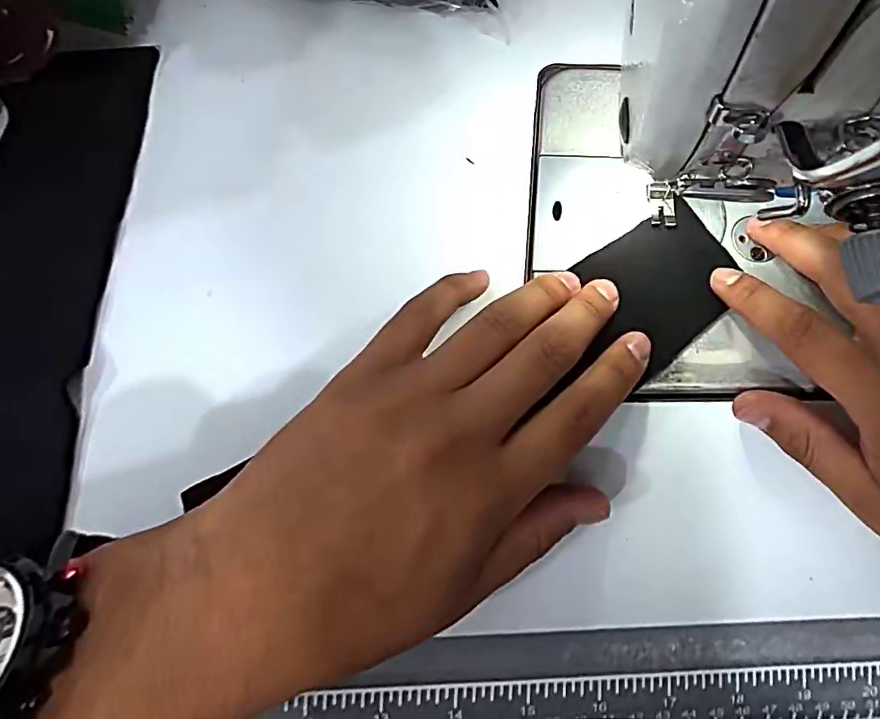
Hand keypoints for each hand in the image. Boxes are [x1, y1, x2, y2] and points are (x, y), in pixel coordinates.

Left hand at [48, 271, 648, 717]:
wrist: (247, 592)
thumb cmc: (355, 603)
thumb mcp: (462, 587)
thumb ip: (535, 534)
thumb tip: (591, 501)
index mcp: (492, 488)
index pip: (575, 414)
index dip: (613, 373)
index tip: (632, 345)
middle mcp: (462, 431)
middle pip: (542, 355)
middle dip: (584, 317)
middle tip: (605, 292)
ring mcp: (412, 394)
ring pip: (492, 328)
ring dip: (536, 297)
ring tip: (563, 279)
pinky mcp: (365, 375)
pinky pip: (416, 317)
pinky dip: (450, 289)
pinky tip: (476, 276)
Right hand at [713, 221, 879, 718]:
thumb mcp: (877, 505)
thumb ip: (810, 442)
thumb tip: (753, 406)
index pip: (803, 332)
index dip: (755, 298)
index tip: (726, 276)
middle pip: (850, 273)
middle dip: (797, 240)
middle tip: (764, 224)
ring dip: (852, 237)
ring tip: (818, 228)